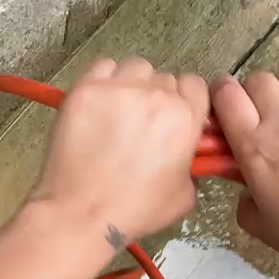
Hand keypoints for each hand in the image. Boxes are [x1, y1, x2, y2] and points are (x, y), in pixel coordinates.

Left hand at [28, 58, 210, 246]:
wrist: (82, 212)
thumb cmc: (135, 210)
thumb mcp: (184, 196)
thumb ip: (193, 165)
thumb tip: (185, 155)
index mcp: (186, 118)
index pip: (195, 85)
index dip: (186, 99)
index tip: (174, 115)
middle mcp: (157, 95)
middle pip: (164, 78)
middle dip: (157, 97)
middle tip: (141, 123)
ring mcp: (119, 88)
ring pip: (136, 67)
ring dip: (133, 83)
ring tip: (119, 110)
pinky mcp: (86, 88)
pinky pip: (103, 66)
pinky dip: (104, 79)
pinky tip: (99, 102)